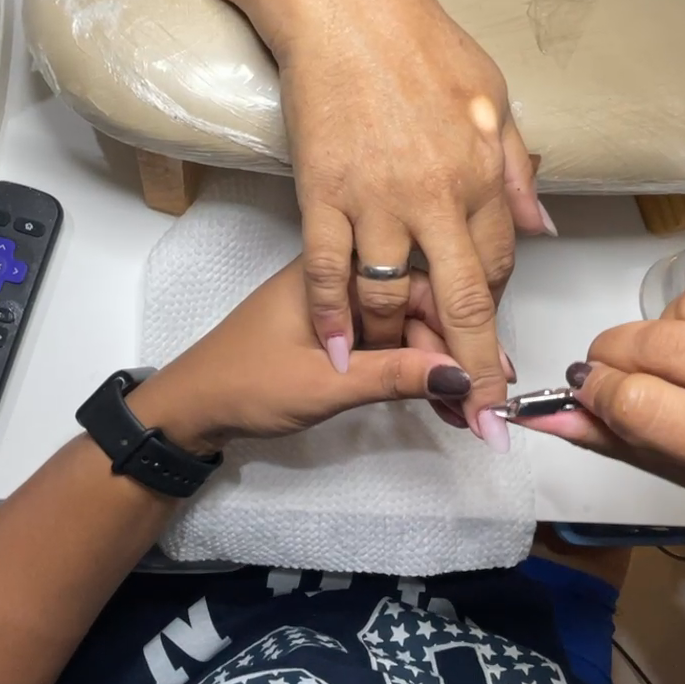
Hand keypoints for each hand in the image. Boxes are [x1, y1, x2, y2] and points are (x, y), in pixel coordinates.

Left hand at [127, 260, 473, 455]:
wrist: (191, 406)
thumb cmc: (245, 384)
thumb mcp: (324, 384)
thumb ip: (393, 376)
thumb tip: (463, 376)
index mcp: (334, 271)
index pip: (419, 289)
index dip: (460, 334)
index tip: (492, 377)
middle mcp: (343, 279)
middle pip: (418, 310)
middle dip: (453, 357)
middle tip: (485, 404)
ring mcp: (340, 306)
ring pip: (406, 331)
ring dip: (436, 370)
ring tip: (467, 412)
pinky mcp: (337, 332)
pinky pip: (386, 345)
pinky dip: (411, 373)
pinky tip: (437, 400)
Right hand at [266, 0, 550, 434]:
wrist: (340, 7)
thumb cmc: (418, 42)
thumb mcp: (491, 94)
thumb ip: (513, 168)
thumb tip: (538, 226)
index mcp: (480, 174)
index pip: (497, 266)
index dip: (496, 317)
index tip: (496, 356)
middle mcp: (435, 197)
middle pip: (459, 301)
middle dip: (474, 370)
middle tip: (481, 422)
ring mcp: (375, 200)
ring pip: (390, 295)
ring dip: (396, 347)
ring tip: (402, 384)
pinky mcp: (321, 196)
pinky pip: (329, 272)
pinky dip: (332, 319)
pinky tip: (337, 353)